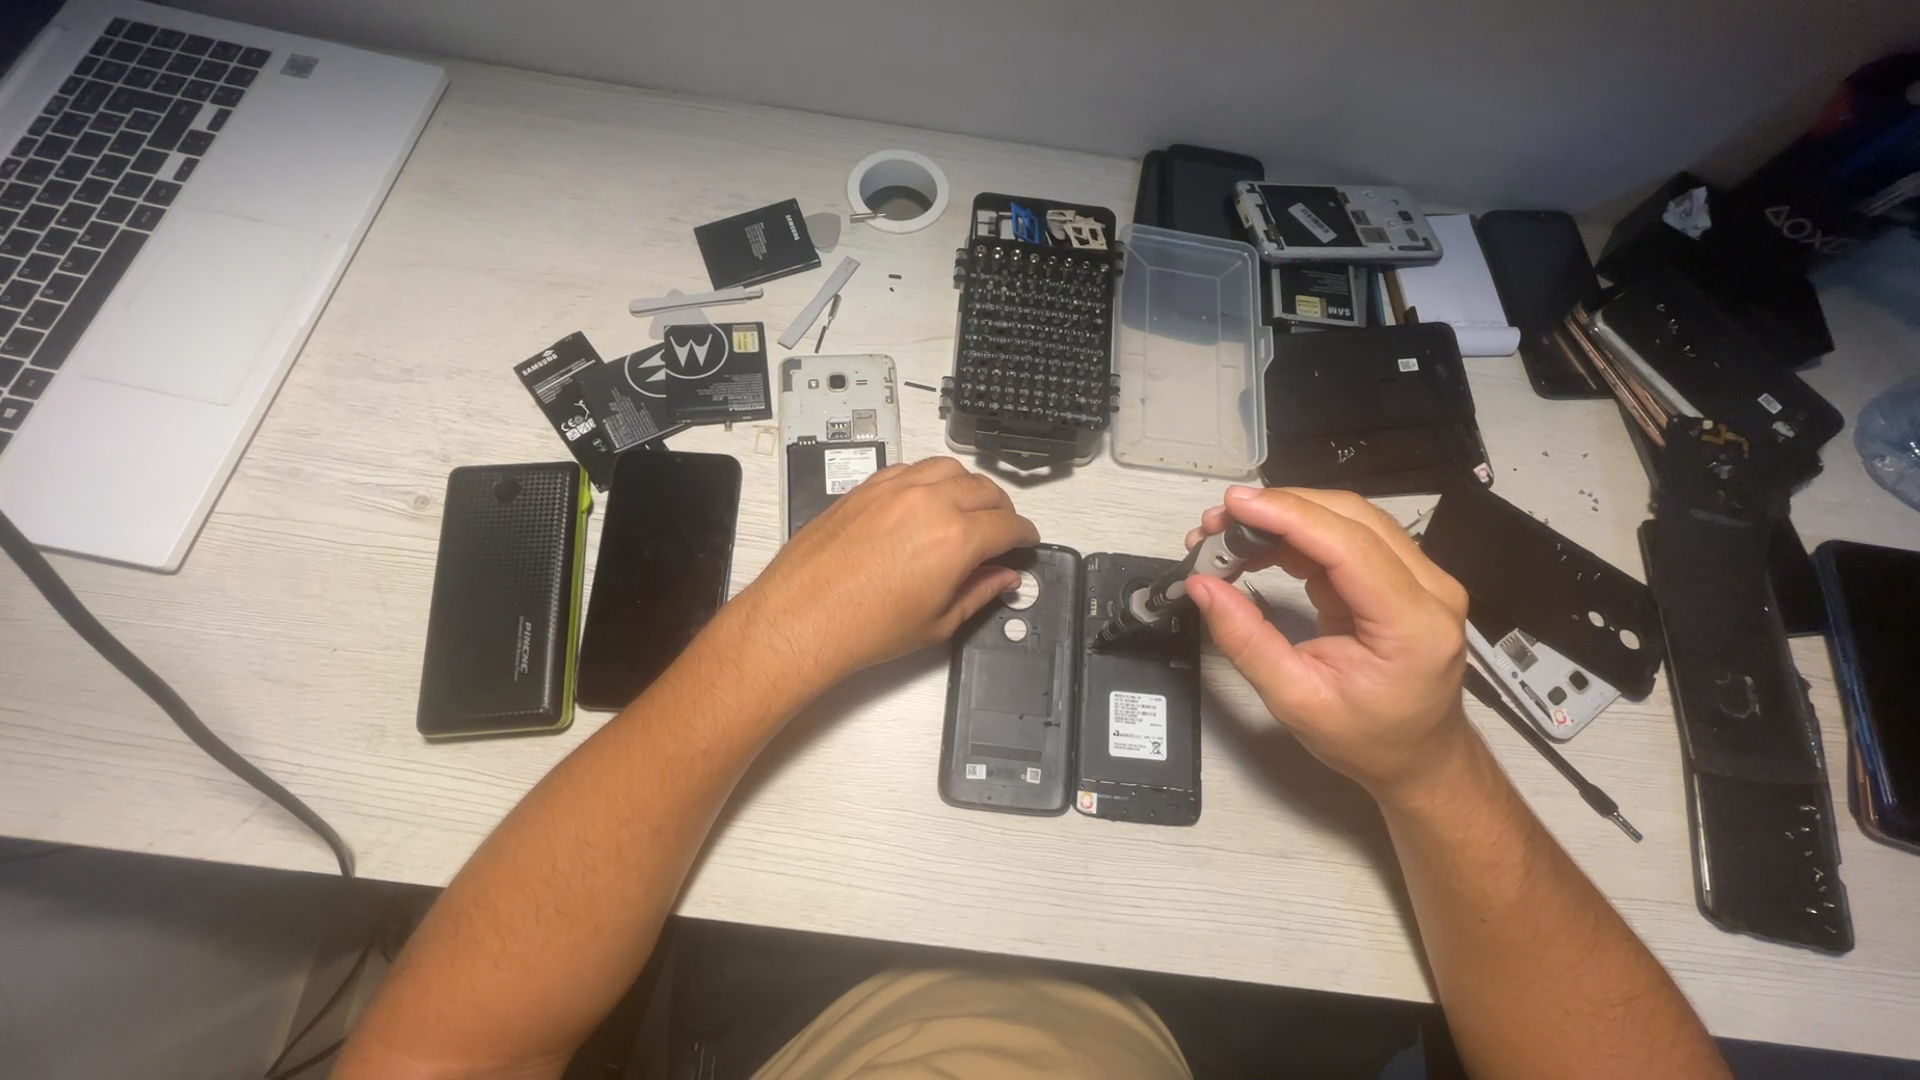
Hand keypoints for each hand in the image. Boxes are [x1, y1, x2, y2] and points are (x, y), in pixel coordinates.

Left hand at [734, 457, 1038, 684]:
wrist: (801, 619)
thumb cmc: (863, 628)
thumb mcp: (938, 622)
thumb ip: (980, 591)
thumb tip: (1003, 577)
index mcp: (955, 538)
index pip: (1008, 524)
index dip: (1024, 535)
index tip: (1026, 542)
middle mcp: (929, 502)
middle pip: (985, 490)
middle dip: (1002, 509)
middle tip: (1002, 531)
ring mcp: (895, 489)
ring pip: (950, 469)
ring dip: (969, 487)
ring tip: (969, 510)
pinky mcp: (867, 488)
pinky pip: (912, 468)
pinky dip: (931, 479)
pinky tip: (928, 500)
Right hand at [1184, 486, 1472, 798]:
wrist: (1417, 757)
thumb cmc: (1367, 738)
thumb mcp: (1295, 699)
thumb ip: (1247, 640)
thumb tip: (1203, 586)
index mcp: (1413, 625)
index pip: (1351, 546)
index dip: (1289, 516)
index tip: (1234, 507)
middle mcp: (1427, 589)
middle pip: (1350, 518)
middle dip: (1278, 510)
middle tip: (1215, 524)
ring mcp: (1416, 578)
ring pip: (1345, 519)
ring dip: (1282, 518)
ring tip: (1224, 536)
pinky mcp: (1394, 576)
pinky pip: (1340, 539)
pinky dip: (1291, 536)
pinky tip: (1252, 547)